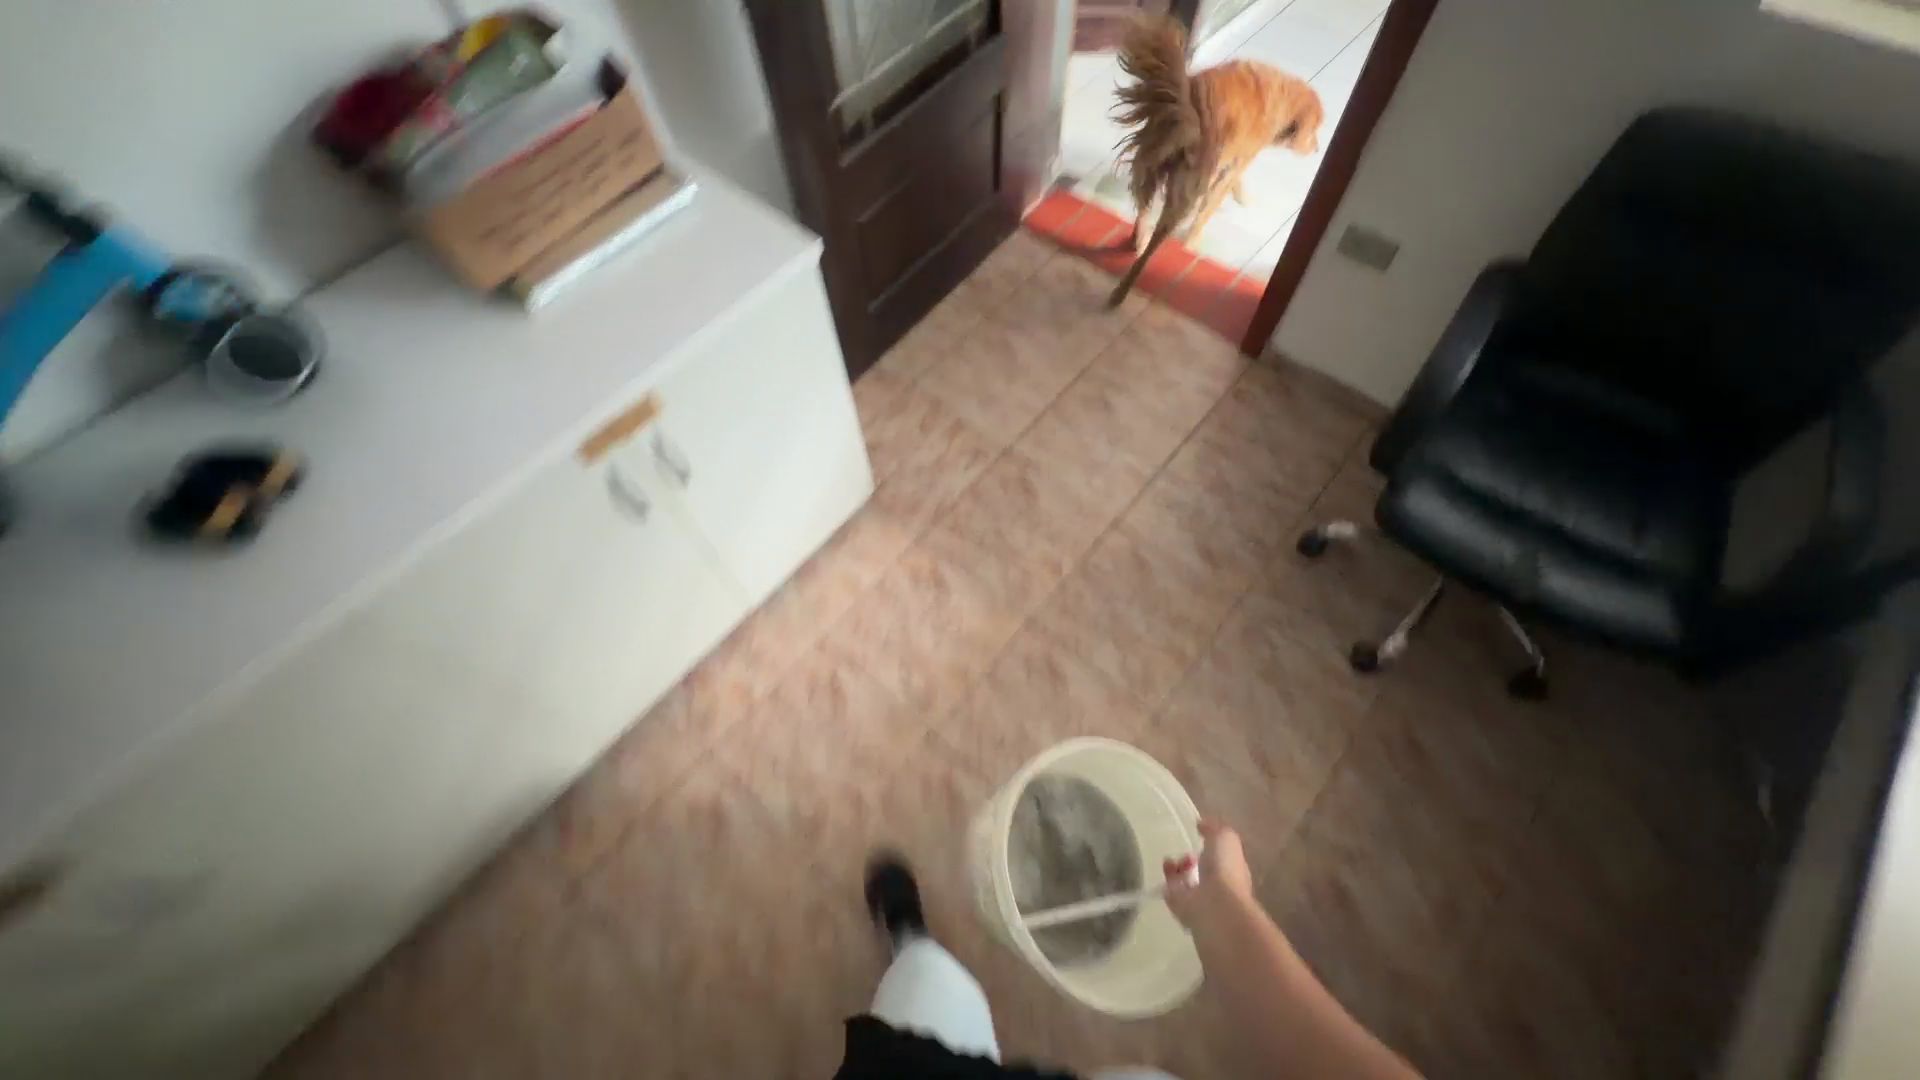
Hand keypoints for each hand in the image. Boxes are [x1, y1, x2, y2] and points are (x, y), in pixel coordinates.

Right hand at [1162, 818, 1255, 929]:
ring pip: (1186, 880)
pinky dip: (1169, 876)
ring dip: (1178, 867)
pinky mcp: (1181, 906)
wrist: (1214, 904)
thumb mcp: (1225, 837)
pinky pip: (1172, 888)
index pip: (1222, 858)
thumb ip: (1213, 828)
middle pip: (1204, 870)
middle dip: (1193, 858)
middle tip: (1185, 849)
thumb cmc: (1225, 869)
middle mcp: (1218, 886)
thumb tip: (1201, 824)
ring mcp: (1200, 898)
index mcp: (1233, 870)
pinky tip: (1168, 866)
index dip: (1212, 847)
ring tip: (1173, 858)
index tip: (1199, 834)